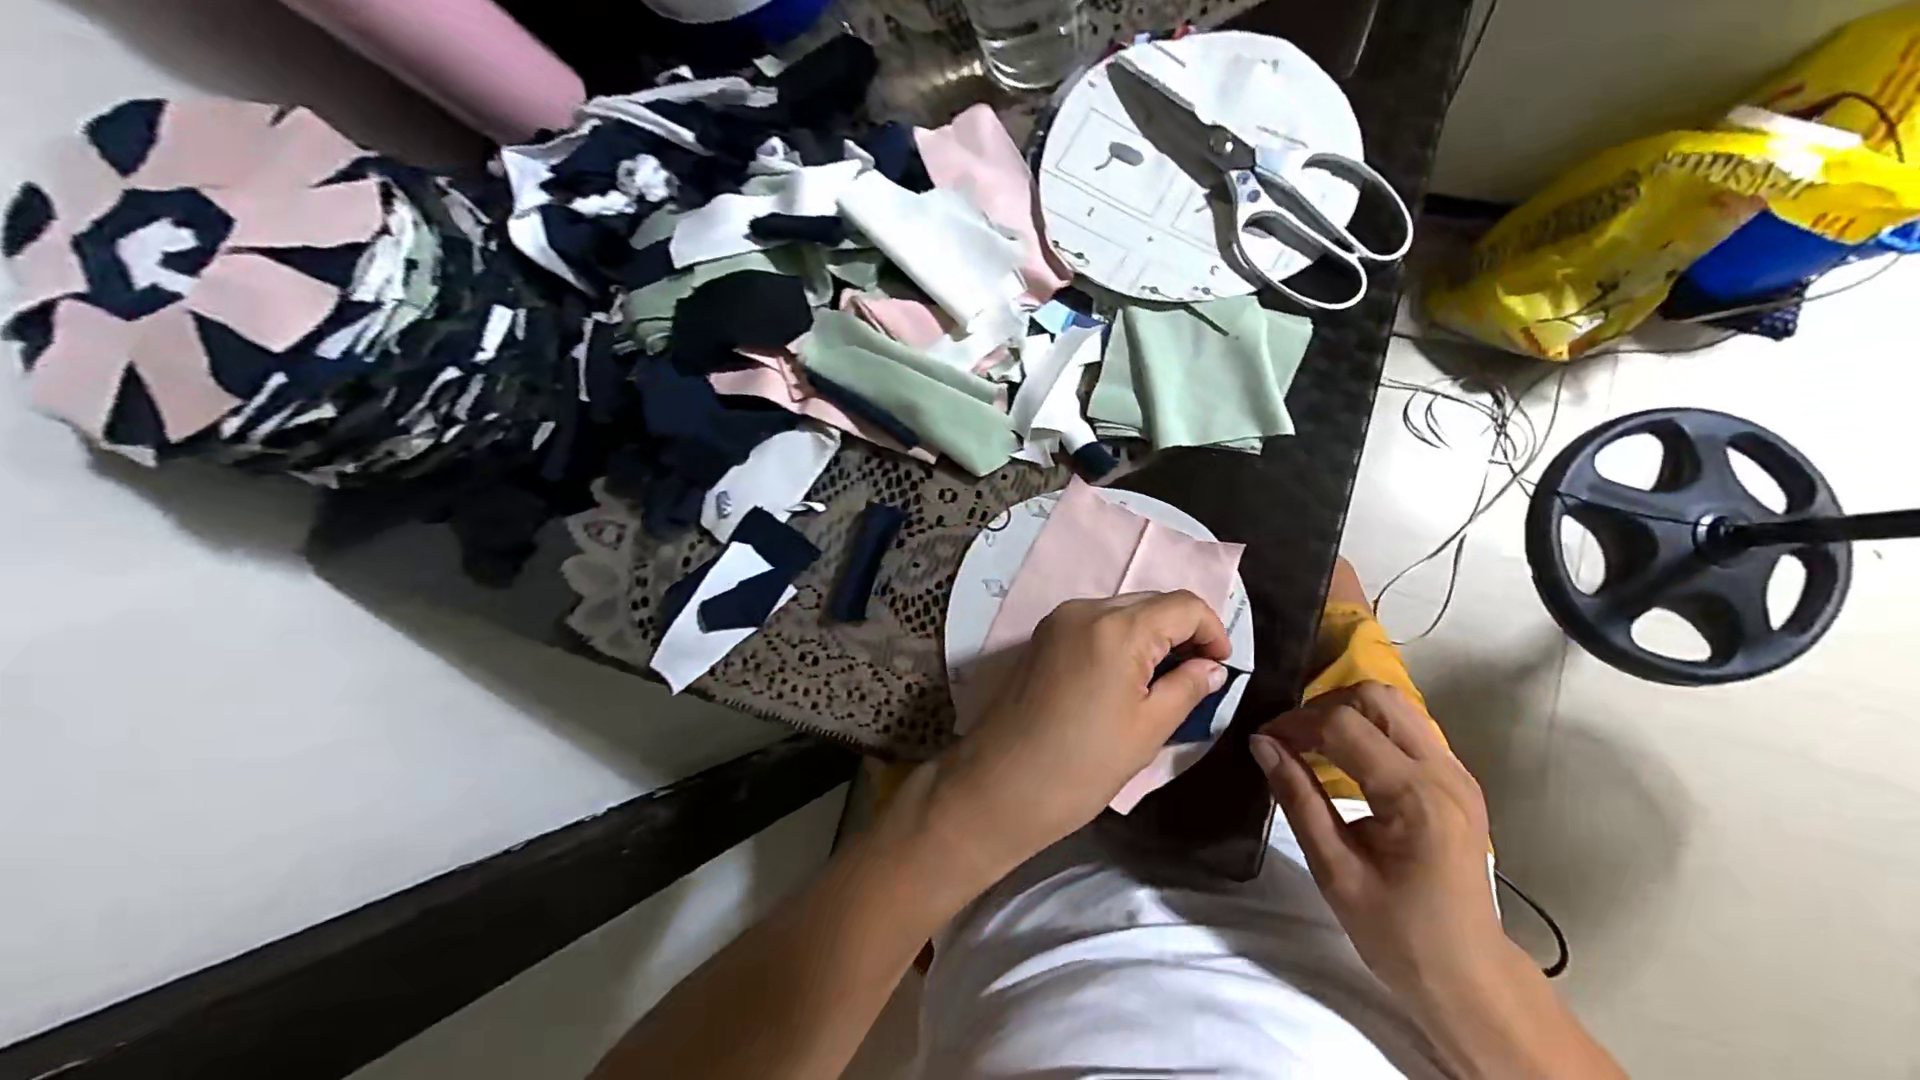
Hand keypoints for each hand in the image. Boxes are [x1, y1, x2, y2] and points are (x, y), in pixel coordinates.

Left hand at [926, 591, 1230, 878]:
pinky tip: (1126, 675)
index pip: (1182, 604)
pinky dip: (1120, 639)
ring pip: (1122, 610)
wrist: (1000, 784)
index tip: (1221, 665)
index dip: (1213, 629)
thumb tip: (1212, 667)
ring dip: (1151, 634)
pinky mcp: (1042, 637)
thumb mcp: (1148, 729)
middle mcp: (1085, 609)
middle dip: (1182, 630)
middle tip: (1198, 673)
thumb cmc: (1082, 765)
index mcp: (1117, 627)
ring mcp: (1057, 621)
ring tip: (1163, 678)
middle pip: (1151, 601)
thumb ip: (1187, 687)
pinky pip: (1094, 623)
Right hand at [1248, 682, 1506, 1000]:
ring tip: (1313, 741)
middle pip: (1377, 698)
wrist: (1468, 976)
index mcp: (1416, 798)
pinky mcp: (1457, 781)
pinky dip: (1369, 727)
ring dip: (1347, 712)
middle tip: (1291, 737)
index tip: (1264, 740)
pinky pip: (1408, 728)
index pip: (1344, 725)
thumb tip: (1261, 743)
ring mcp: (1458, 774)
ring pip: (1396, 705)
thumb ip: (1298, 797)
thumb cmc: (1397, 932)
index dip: (1296, 723)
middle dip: (1323, 706)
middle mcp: (1445, 774)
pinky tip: (1345, 756)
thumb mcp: (1334, 869)